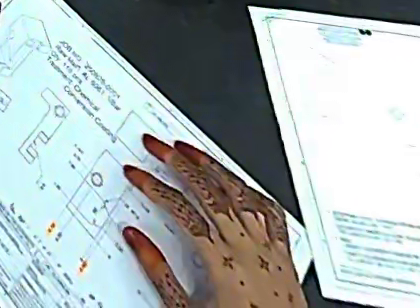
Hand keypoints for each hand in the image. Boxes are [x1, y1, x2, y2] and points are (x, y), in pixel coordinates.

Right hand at [123, 136, 305, 307]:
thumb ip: (159, 273)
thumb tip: (135, 238)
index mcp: (222, 265)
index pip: (181, 211)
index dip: (154, 187)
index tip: (137, 174)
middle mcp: (246, 250)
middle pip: (208, 192)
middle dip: (177, 162)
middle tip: (156, 145)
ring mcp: (268, 249)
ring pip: (238, 192)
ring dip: (210, 165)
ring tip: (188, 149)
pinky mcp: (284, 255)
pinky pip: (269, 211)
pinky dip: (250, 190)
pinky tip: (236, 180)